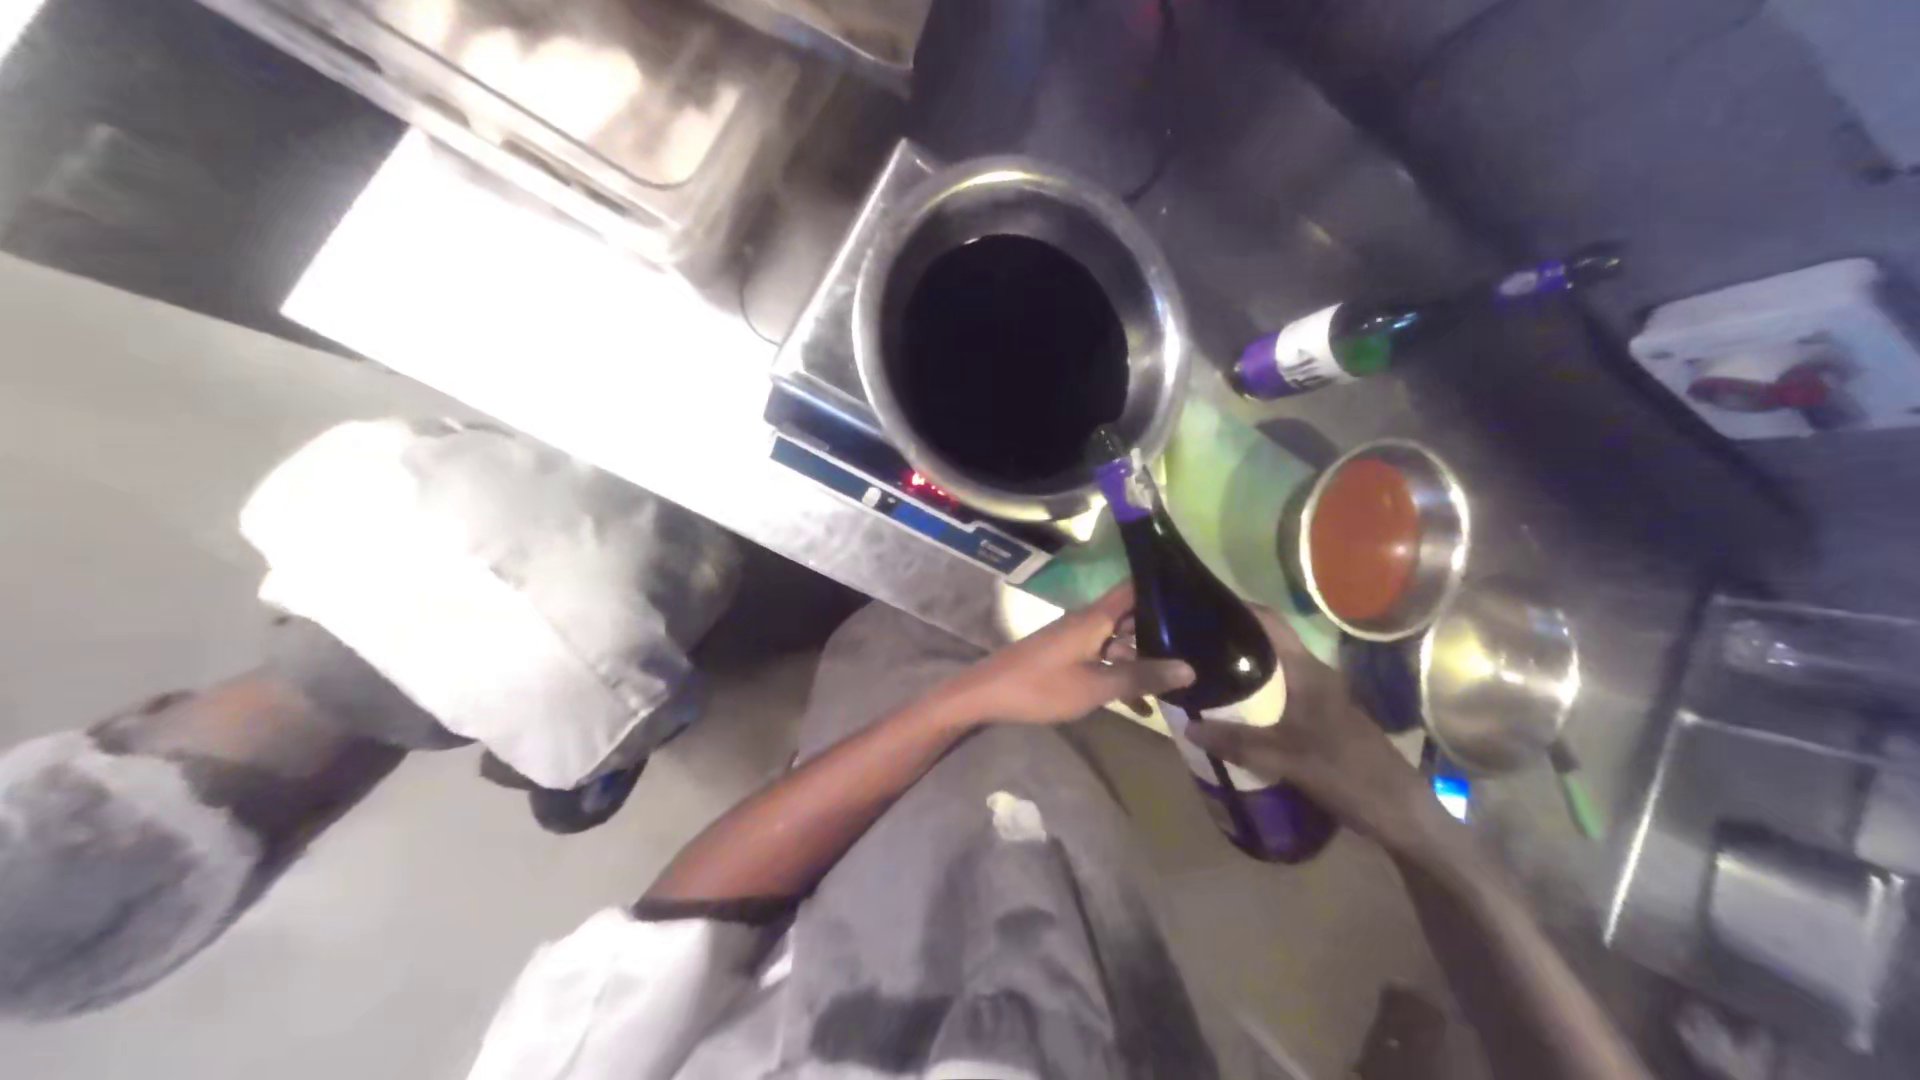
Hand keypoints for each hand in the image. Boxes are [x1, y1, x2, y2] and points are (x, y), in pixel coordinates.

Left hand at [942, 584, 1194, 725]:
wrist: (986, 696)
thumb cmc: (1041, 686)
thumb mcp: (1095, 686)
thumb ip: (1140, 676)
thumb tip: (1190, 668)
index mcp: (1095, 618)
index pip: (1134, 588)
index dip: (1163, 587)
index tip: (1198, 597)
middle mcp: (1088, 622)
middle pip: (1131, 618)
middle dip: (1162, 632)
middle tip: (1202, 648)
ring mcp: (1076, 640)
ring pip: (1119, 643)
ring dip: (1144, 660)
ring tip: (1181, 680)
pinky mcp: (1067, 659)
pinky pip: (1103, 661)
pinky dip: (1121, 676)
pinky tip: (1142, 705)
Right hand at [1182, 608, 1440, 851]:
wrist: (1402, 814)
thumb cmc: (1347, 773)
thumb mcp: (1285, 759)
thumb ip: (1237, 742)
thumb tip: (1188, 726)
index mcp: (1308, 672)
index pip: (1271, 623)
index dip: (1239, 609)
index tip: (1203, 607)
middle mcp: (1314, 677)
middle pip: (1267, 647)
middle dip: (1232, 645)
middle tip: (1192, 652)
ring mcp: (1319, 699)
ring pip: (1273, 674)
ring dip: (1242, 675)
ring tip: (1205, 681)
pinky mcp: (1320, 721)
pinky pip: (1279, 698)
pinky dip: (1254, 699)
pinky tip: (1233, 715)